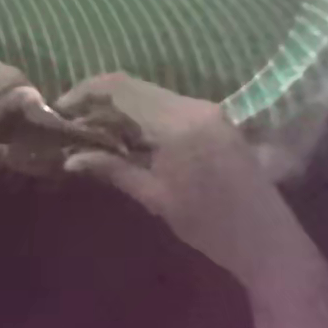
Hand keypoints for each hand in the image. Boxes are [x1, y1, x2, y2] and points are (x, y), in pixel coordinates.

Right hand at [58, 74, 276, 268]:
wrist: (267, 241)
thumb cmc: (209, 226)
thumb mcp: (155, 197)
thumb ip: (112, 170)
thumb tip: (69, 159)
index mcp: (176, 123)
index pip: (120, 87)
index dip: (85, 91)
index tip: (60, 109)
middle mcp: (193, 107)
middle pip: (134, 87)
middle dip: (98, 99)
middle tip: (72, 122)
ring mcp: (208, 110)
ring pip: (151, 95)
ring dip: (120, 107)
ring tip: (94, 131)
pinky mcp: (215, 119)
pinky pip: (169, 106)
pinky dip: (143, 115)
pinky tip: (128, 137)